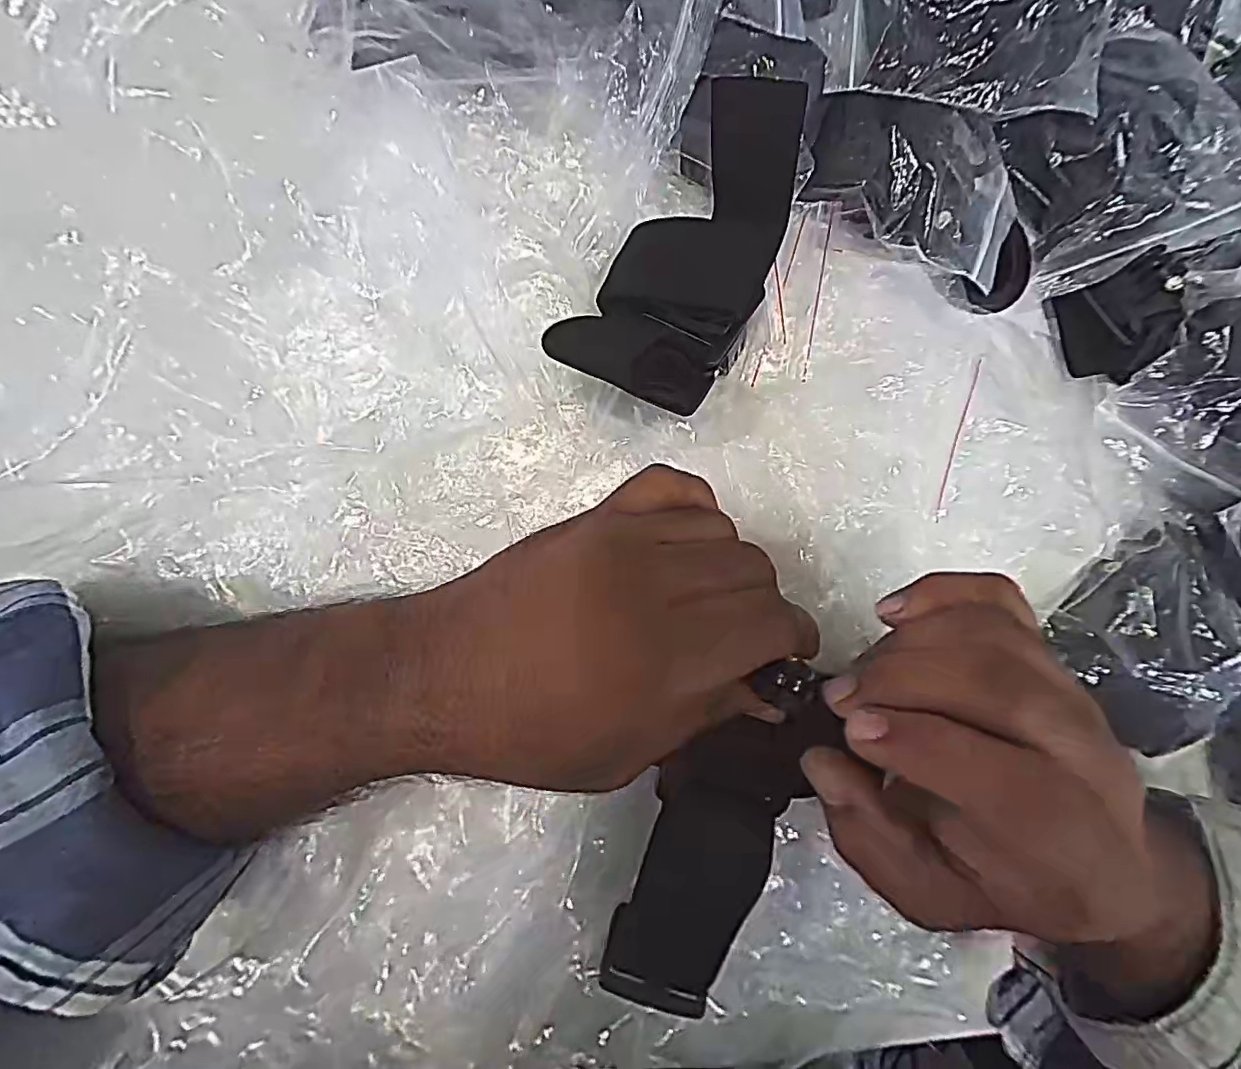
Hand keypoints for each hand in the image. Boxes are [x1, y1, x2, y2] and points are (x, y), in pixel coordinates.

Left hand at [393, 464, 818, 790]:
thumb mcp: (628, 754)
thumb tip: (765, 691)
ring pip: (725, 532)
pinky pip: (673, 486)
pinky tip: (685, 539)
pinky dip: (696, 508)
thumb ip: (707, 714)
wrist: (444, 676)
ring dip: (732, 566)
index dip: (796, 638)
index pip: (774, 623)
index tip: (789, 653)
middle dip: (765, 609)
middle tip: (742, 636)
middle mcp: (658, 590)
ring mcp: (626, 541)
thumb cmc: (532, 732)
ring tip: (707, 594)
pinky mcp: (598, 516)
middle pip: (757, 572)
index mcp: (671, 661)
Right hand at [800, 574, 1217, 1019]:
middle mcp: (1079, 747)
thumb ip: (870, 837)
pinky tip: (895, 612)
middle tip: (839, 696)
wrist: (1098, 859)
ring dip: (909, 640)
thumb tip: (823, 761)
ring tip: (862, 670)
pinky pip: (999, 600)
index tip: (851, 729)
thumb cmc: (1008, 882)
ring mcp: (1067, 688)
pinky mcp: (1046, 651)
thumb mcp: (931, 894)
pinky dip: (941, 592)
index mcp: (1060, 831)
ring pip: (991, 633)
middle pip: (995, 684)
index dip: (918, 744)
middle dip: (899, 680)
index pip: (1001, 775)